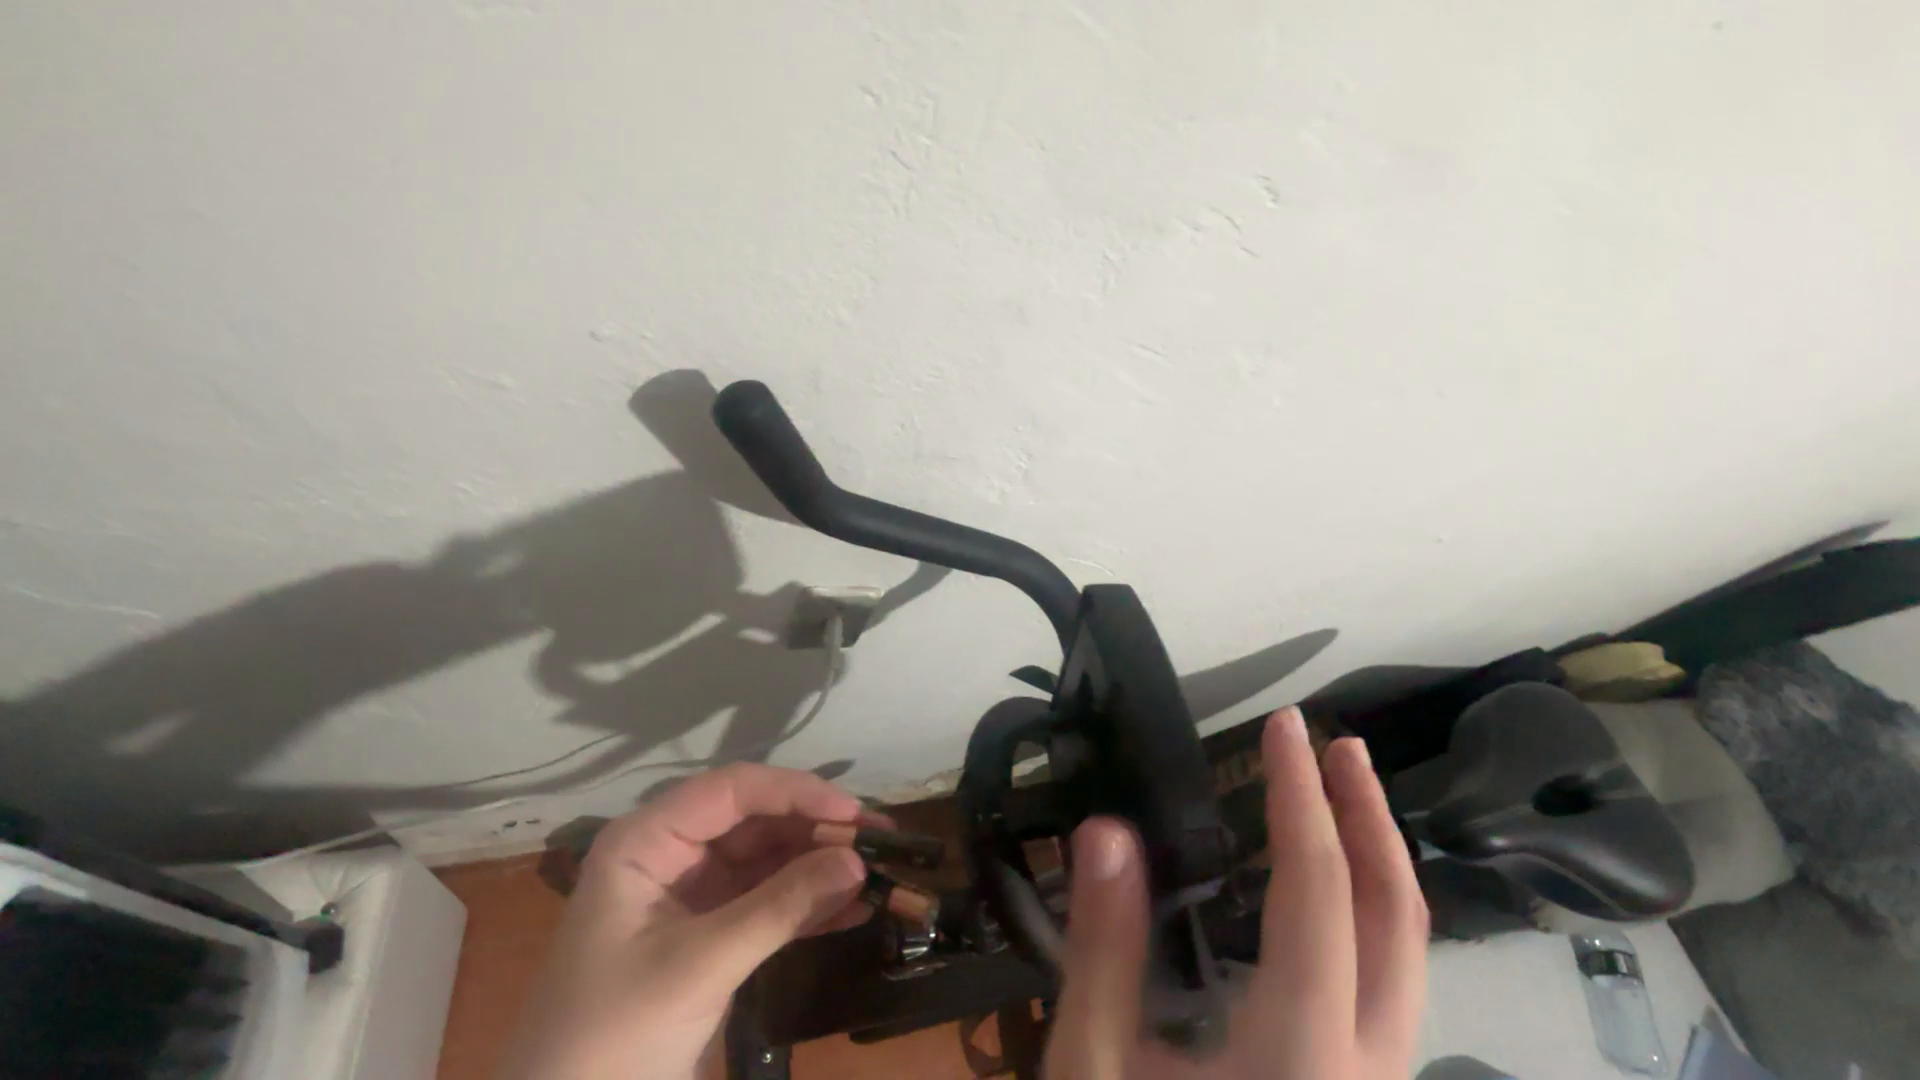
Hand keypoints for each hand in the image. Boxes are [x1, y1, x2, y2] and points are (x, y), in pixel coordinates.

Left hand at [498, 764, 873, 1079]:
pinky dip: (810, 906)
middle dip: (817, 831)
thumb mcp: (701, 964)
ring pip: (768, 862)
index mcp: (648, 842)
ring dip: (821, 868)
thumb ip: (781, 907)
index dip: (795, 793)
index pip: (731, 791)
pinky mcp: (711, 936)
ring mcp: (693, 897)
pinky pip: (768, 905)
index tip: (852, 814)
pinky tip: (857, 909)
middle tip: (882, 841)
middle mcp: (672, 856)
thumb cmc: (613, 1036)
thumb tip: (857, 860)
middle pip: (756, 822)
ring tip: (882, 872)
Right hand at [1046, 707, 1428, 1079]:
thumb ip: (1104, 949)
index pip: (1318, 890)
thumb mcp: (1098, 1067)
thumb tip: (1107, 831)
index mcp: (1306, 1052)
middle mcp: (1369, 1068)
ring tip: (1338, 802)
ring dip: (1377, 867)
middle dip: (1370, 820)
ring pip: (1408, 961)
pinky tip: (1323, 901)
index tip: (1283, 726)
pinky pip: (1387, 990)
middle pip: (1399, 920)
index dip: (1301, 797)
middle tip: (1338, 746)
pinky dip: (1367, 919)